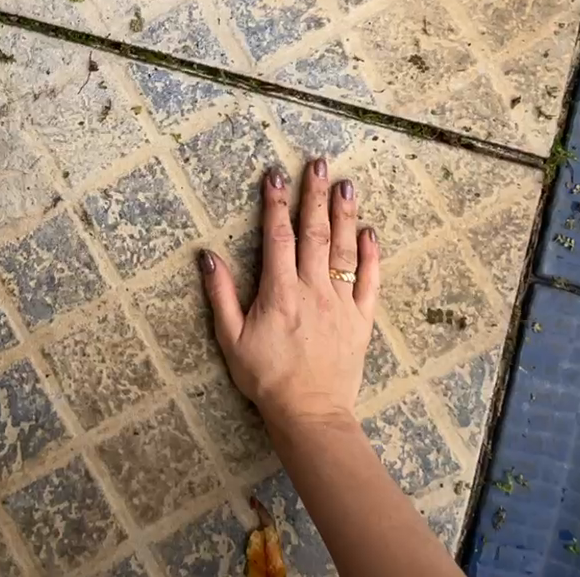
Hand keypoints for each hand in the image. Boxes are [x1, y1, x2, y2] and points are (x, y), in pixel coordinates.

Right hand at [199, 158, 380, 431]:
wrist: (311, 415)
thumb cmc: (265, 378)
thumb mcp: (230, 339)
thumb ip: (221, 295)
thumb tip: (207, 256)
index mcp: (280, 293)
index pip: (277, 237)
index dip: (275, 204)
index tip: (275, 175)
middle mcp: (313, 291)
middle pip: (314, 234)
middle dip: (314, 196)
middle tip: (318, 164)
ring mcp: (341, 304)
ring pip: (344, 251)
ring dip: (344, 215)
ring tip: (346, 184)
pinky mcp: (361, 320)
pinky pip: (370, 282)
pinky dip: (372, 255)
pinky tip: (369, 231)